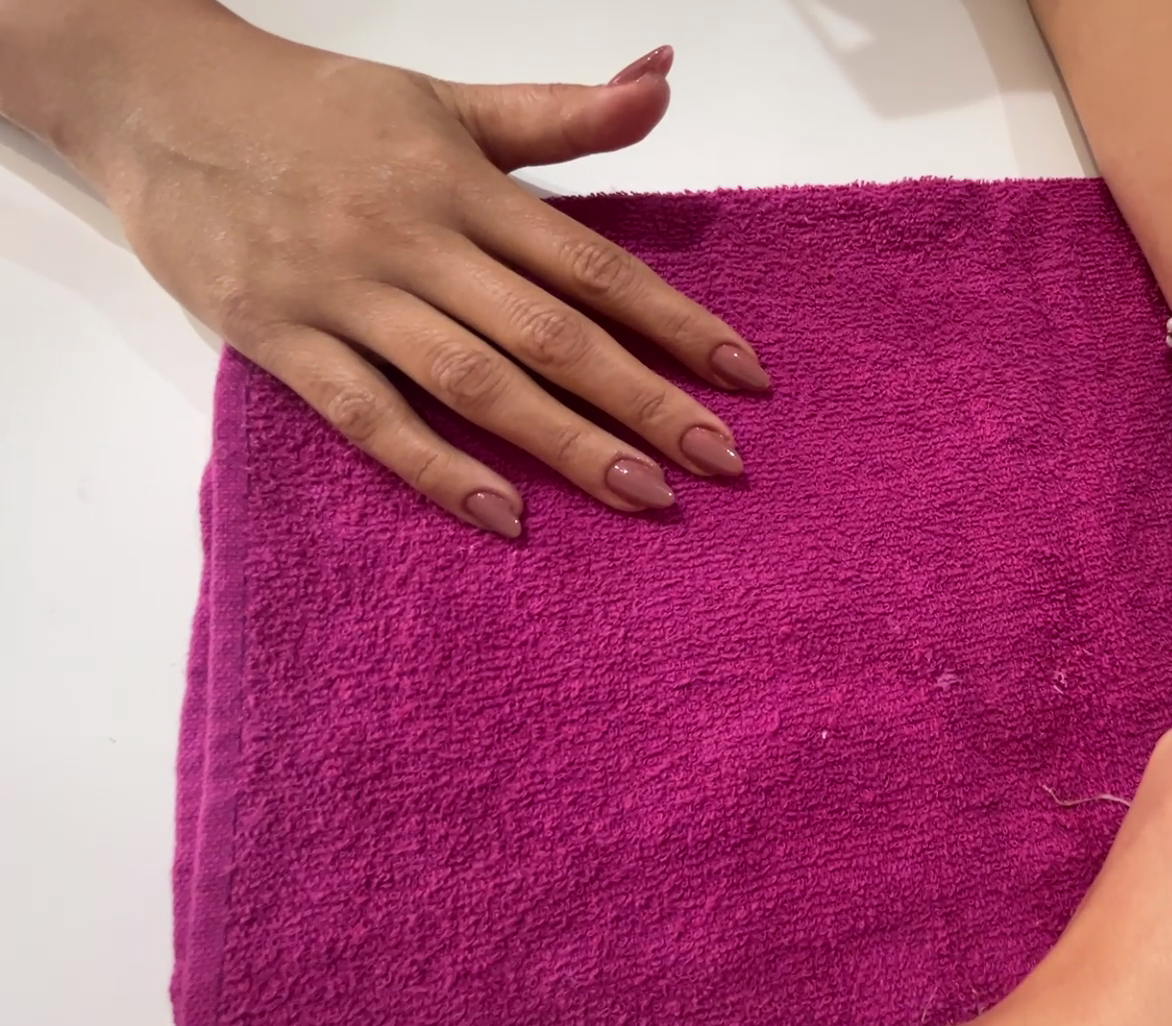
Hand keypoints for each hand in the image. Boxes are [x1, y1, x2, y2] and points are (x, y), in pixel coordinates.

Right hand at [74, 15, 764, 536]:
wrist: (144, 86)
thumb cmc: (332, 111)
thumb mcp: (456, 103)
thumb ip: (568, 114)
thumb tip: (665, 81)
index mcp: (470, 189)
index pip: (599, 269)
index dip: (680, 324)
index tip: (747, 376)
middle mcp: (418, 243)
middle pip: (555, 338)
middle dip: (646, 403)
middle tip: (722, 460)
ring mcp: (346, 295)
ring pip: (477, 385)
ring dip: (568, 447)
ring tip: (647, 497)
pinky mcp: (278, 339)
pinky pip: (367, 417)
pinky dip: (435, 470)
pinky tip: (507, 518)